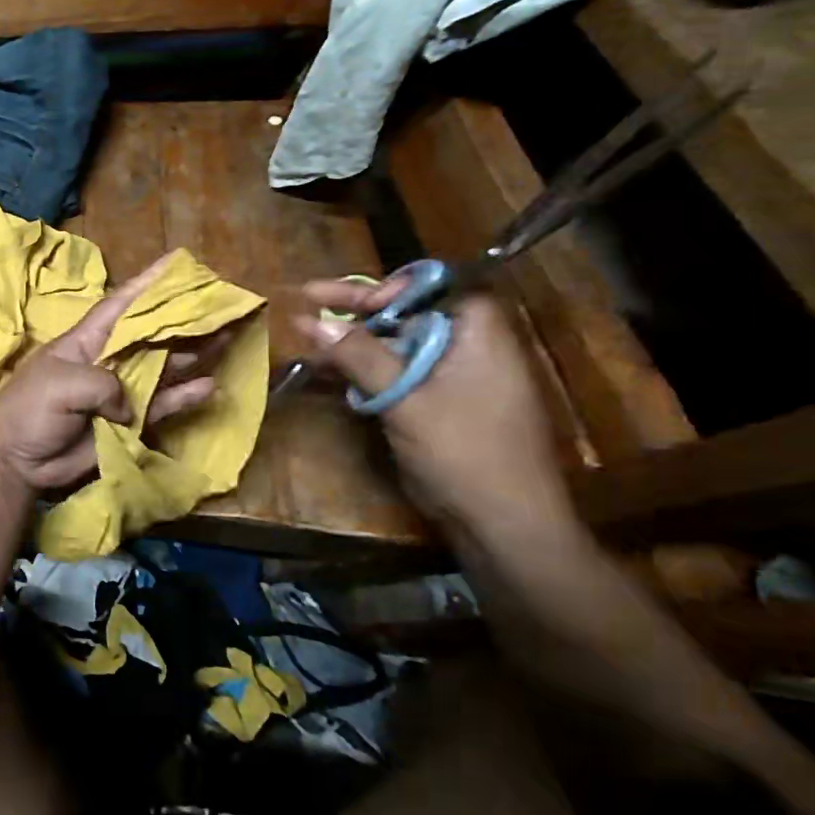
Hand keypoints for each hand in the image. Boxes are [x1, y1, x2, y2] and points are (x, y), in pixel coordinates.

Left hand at [0, 254, 220, 492]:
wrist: (16, 460)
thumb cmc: (30, 410)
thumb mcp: (61, 384)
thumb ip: (103, 384)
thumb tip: (130, 406)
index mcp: (89, 339)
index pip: (122, 304)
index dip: (148, 283)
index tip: (177, 262)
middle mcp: (111, 359)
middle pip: (155, 333)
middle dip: (185, 318)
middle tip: (221, 304)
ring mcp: (123, 390)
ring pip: (166, 366)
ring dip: (195, 353)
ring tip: (228, 337)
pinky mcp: (130, 420)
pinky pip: (163, 404)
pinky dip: (184, 396)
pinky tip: (209, 386)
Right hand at [295, 279, 572, 537]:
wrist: (506, 528)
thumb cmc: (463, 452)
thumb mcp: (405, 399)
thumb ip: (358, 356)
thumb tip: (311, 320)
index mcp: (477, 329)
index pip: (426, 285)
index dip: (380, 288)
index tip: (338, 301)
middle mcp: (470, 344)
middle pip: (407, 312)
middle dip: (356, 310)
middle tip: (308, 297)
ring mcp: (457, 377)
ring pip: (400, 345)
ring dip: (356, 342)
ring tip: (309, 335)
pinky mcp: (444, 405)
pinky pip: (403, 375)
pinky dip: (370, 372)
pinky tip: (332, 371)